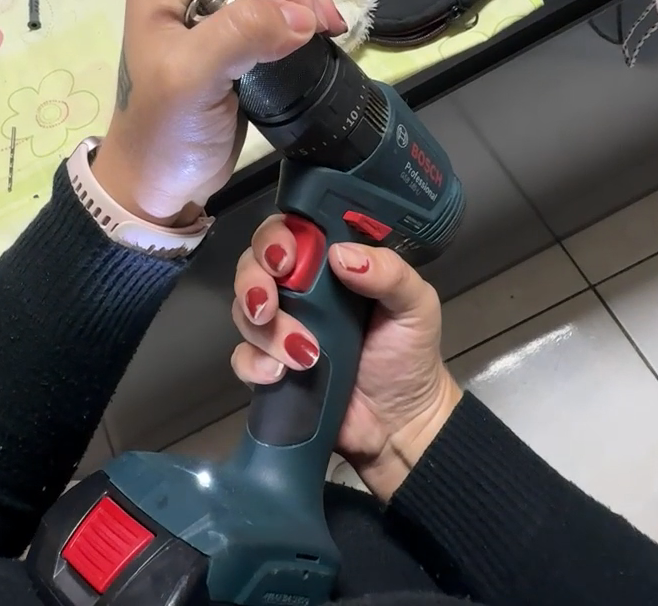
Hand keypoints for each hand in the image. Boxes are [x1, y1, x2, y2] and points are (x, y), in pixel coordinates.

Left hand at [92, 0, 346, 224]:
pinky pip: (276, 9)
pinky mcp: (233, 39)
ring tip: (329, 30)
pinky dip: (301, 16)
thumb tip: (302, 16)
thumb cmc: (164, 132)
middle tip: (330, 24)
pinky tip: (318, 37)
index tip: (314, 16)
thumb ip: (240, 35)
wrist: (157, 184)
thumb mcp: (192, 79)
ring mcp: (211, 12)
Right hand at [229, 217, 463, 501]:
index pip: (288, 231)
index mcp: (329, 264)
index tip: (284, 259)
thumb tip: (340, 255)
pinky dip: (253, 363)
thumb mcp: (415, 305)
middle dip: (253, 281)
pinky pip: (242, 356)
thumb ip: (389, 273)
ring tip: (303, 357)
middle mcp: (298, 288)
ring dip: (266, 331)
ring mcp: (280, 327)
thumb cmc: (409, 354)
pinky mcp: (270, 365)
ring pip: (244, 309)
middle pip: (252, 264)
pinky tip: (278, 376)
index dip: (275, 237)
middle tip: (269, 306)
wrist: (401, 426)